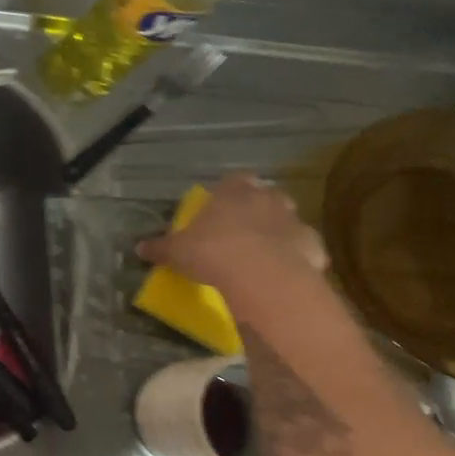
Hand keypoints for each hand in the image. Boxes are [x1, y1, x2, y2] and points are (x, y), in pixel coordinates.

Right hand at [138, 172, 327, 290]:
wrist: (262, 276)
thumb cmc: (212, 251)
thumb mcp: (176, 251)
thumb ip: (160, 247)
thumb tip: (139, 247)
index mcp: (234, 192)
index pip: (236, 179)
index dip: (229, 190)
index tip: (221, 205)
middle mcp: (268, 199)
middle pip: (267, 195)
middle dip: (257, 208)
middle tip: (241, 228)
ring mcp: (295, 222)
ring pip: (288, 221)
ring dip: (277, 232)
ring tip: (261, 253)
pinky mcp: (315, 247)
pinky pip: (303, 248)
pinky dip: (295, 257)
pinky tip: (280, 273)